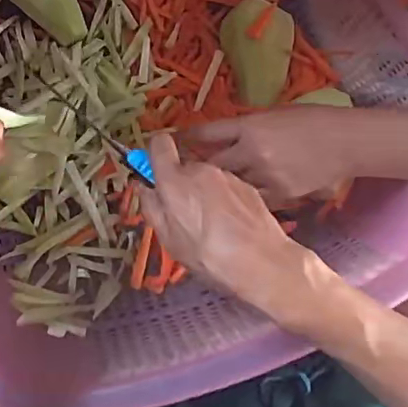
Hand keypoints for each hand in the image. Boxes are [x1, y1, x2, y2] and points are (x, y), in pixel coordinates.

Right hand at [137, 134, 336, 327]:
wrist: (262, 263)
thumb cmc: (207, 254)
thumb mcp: (167, 238)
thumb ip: (152, 207)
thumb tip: (144, 187)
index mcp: (175, 179)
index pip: (159, 143)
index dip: (154, 154)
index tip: (155, 173)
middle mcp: (201, 169)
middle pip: (184, 166)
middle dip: (180, 184)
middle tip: (184, 214)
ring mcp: (227, 176)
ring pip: (206, 178)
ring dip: (203, 193)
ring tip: (212, 225)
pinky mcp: (248, 186)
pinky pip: (226, 187)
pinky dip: (224, 200)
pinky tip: (231, 225)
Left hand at [186, 107, 362, 206]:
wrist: (345, 141)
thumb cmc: (309, 120)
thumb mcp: (269, 115)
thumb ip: (242, 128)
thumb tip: (214, 139)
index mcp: (248, 126)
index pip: (206, 133)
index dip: (186, 140)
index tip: (173, 144)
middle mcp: (252, 151)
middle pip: (211, 165)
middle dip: (196, 170)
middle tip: (185, 174)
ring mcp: (266, 175)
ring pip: (229, 185)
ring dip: (218, 188)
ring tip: (205, 192)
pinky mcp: (281, 194)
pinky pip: (253, 198)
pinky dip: (244, 199)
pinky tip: (238, 202)